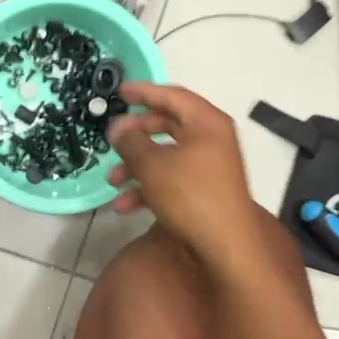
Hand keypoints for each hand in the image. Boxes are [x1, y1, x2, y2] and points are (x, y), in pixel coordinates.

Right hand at [106, 82, 257, 254]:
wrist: (226, 246)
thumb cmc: (190, 195)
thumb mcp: (152, 165)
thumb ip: (131, 141)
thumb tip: (117, 128)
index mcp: (206, 123)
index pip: (172, 96)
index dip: (143, 92)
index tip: (120, 91)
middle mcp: (211, 139)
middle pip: (168, 125)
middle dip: (136, 134)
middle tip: (112, 138)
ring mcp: (210, 166)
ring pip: (166, 156)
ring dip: (136, 166)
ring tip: (112, 181)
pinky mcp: (205, 191)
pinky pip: (172, 179)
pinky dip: (149, 188)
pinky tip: (124, 207)